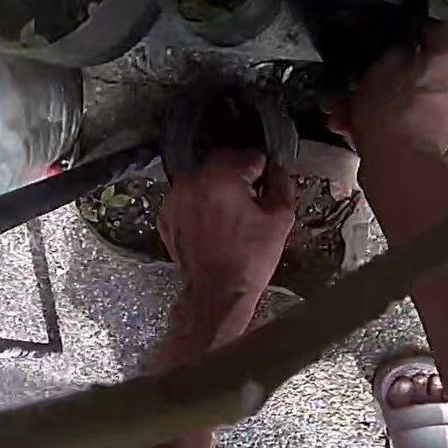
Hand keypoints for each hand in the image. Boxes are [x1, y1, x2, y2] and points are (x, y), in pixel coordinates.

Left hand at [157, 150, 295, 347]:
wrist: (215, 293)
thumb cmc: (249, 259)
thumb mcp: (280, 219)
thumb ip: (281, 183)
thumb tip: (277, 168)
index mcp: (220, 177)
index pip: (246, 155)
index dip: (261, 169)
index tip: (265, 183)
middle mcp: (192, 182)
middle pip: (220, 164)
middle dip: (236, 176)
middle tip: (249, 200)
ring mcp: (175, 199)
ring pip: (201, 180)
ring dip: (216, 189)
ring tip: (230, 216)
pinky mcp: (166, 216)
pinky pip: (186, 198)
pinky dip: (199, 204)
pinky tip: (212, 225)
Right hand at [326, 19, 447, 161]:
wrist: (396, 165)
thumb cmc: (392, 111)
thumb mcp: (381, 68)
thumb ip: (390, 52)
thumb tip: (394, 49)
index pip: (432, 29)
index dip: (403, 30)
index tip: (381, 36)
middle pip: (415, 68)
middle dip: (379, 74)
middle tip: (355, 77)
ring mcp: (443, 114)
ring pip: (402, 96)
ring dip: (370, 99)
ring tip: (340, 107)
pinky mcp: (426, 138)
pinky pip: (399, 118)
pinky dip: (375, 119)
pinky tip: (345, 124)